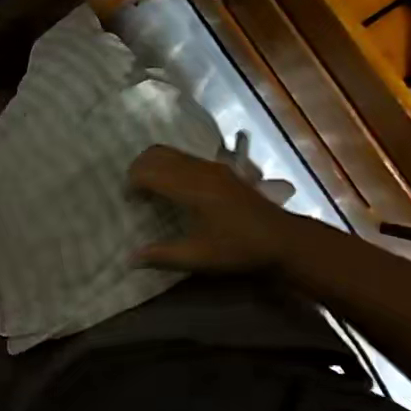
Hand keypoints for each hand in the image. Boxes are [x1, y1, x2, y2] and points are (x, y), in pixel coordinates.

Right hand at [128, 143, 302, 273]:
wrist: (283, 240)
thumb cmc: (239, 249)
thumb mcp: (198, 257)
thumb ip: (162, 255)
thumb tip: (129, 259)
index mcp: (191, 188)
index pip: (149, 172)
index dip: (132, 183)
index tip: (128, 202)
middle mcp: (199, 170)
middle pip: (156, 154)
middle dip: (138, 169)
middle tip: (133, 193)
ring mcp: (212, 166)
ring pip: (171, 152)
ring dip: (154, 165)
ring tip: (150, 190)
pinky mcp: (221, 169)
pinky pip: (185, 157)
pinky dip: (170, 165)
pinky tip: (174, 189)